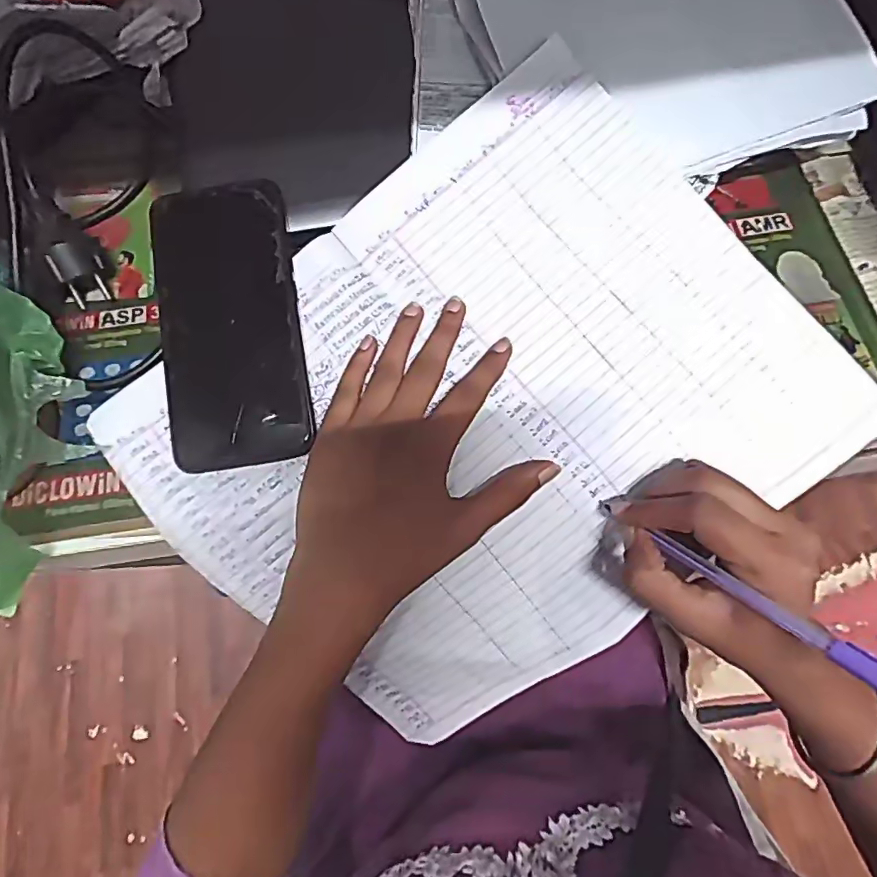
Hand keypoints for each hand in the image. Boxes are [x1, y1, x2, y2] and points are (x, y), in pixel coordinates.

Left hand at [279, 299, 559, 634]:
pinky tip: (368, 343)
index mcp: (432, 447)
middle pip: (426, 371)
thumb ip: (507, 493)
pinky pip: (344, 391)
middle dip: (444, 335)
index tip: (500, 343)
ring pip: (385, 372)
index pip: (467, 397)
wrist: (341, 572)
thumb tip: (547, 467)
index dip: (487, 369)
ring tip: (414, 308)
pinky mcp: (330, 437)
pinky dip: (357, 364)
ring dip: (402, 338)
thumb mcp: (464, 527)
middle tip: (454, 304)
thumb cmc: (404, 554)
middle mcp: (397, 428)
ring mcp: (360, 429)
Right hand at [612, 461, 825, 672]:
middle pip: (709, 482)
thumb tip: (632, 533)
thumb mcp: (685, 617)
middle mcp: (787, 529)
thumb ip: (649, 578)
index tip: (622, 516)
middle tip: (631, 512)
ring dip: (673, 491)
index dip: (655, 509)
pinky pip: (722, 487)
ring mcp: (786, 517)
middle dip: (659, 492)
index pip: (704, 512)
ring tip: (653, 518)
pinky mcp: (776, 512)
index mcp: (770, 560)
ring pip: (714, 478)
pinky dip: (688, 496)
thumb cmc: (734, 636)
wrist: (780, 645)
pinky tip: (677, 523)